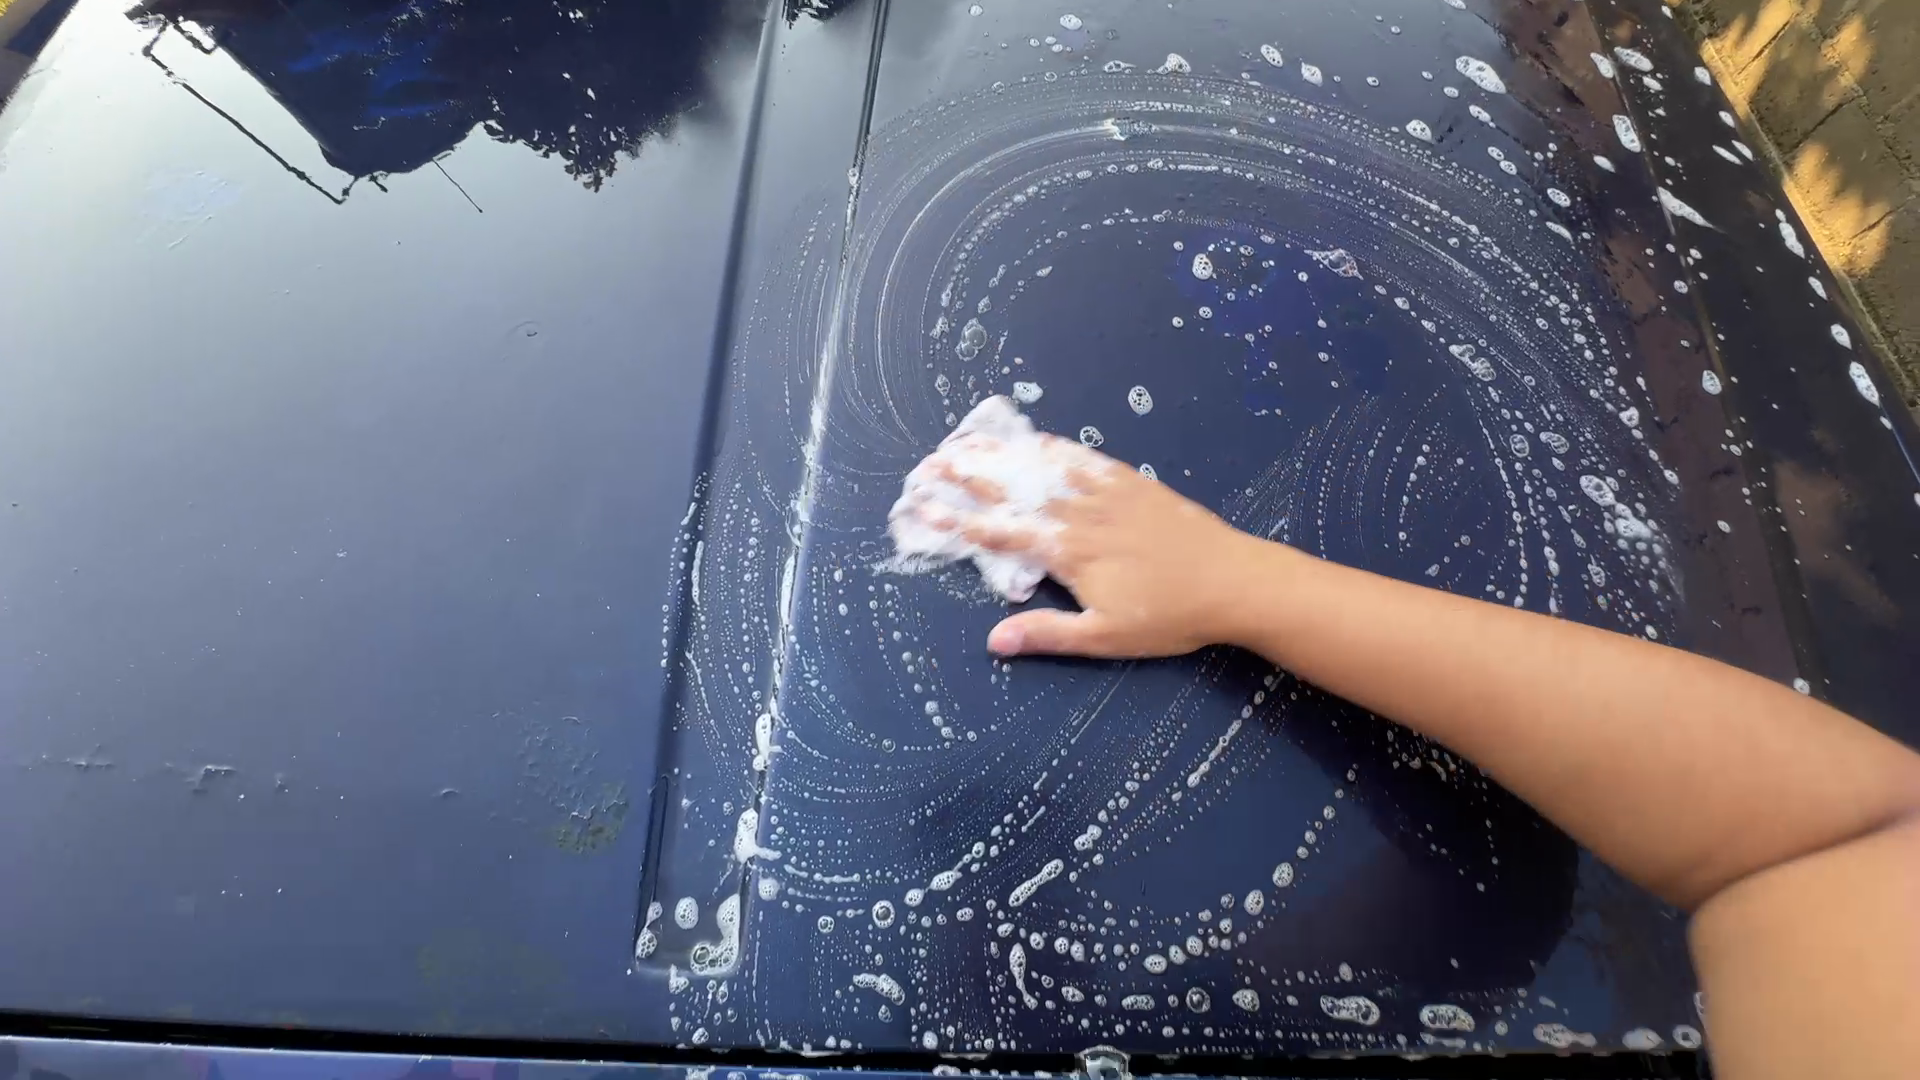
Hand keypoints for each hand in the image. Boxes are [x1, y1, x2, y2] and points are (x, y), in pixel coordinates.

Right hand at [933, 438, 1281, 657]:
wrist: (1233, 581)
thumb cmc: (1168, 616)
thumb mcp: (1106, 637)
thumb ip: (1048, 634)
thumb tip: (994, 641)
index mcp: (1068, 552)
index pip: (1000, 532)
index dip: (958, 520)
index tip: (923, 506)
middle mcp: (1078, 513)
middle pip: (1013, 491)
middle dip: (966, 477)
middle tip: (929, 463)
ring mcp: (1105, 492)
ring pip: (1042, 468)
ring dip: (1000, 454)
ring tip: (966, 440)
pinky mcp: (1130, 482)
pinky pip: (1083, 458)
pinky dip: (1053, 446)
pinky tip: (1034, 438)